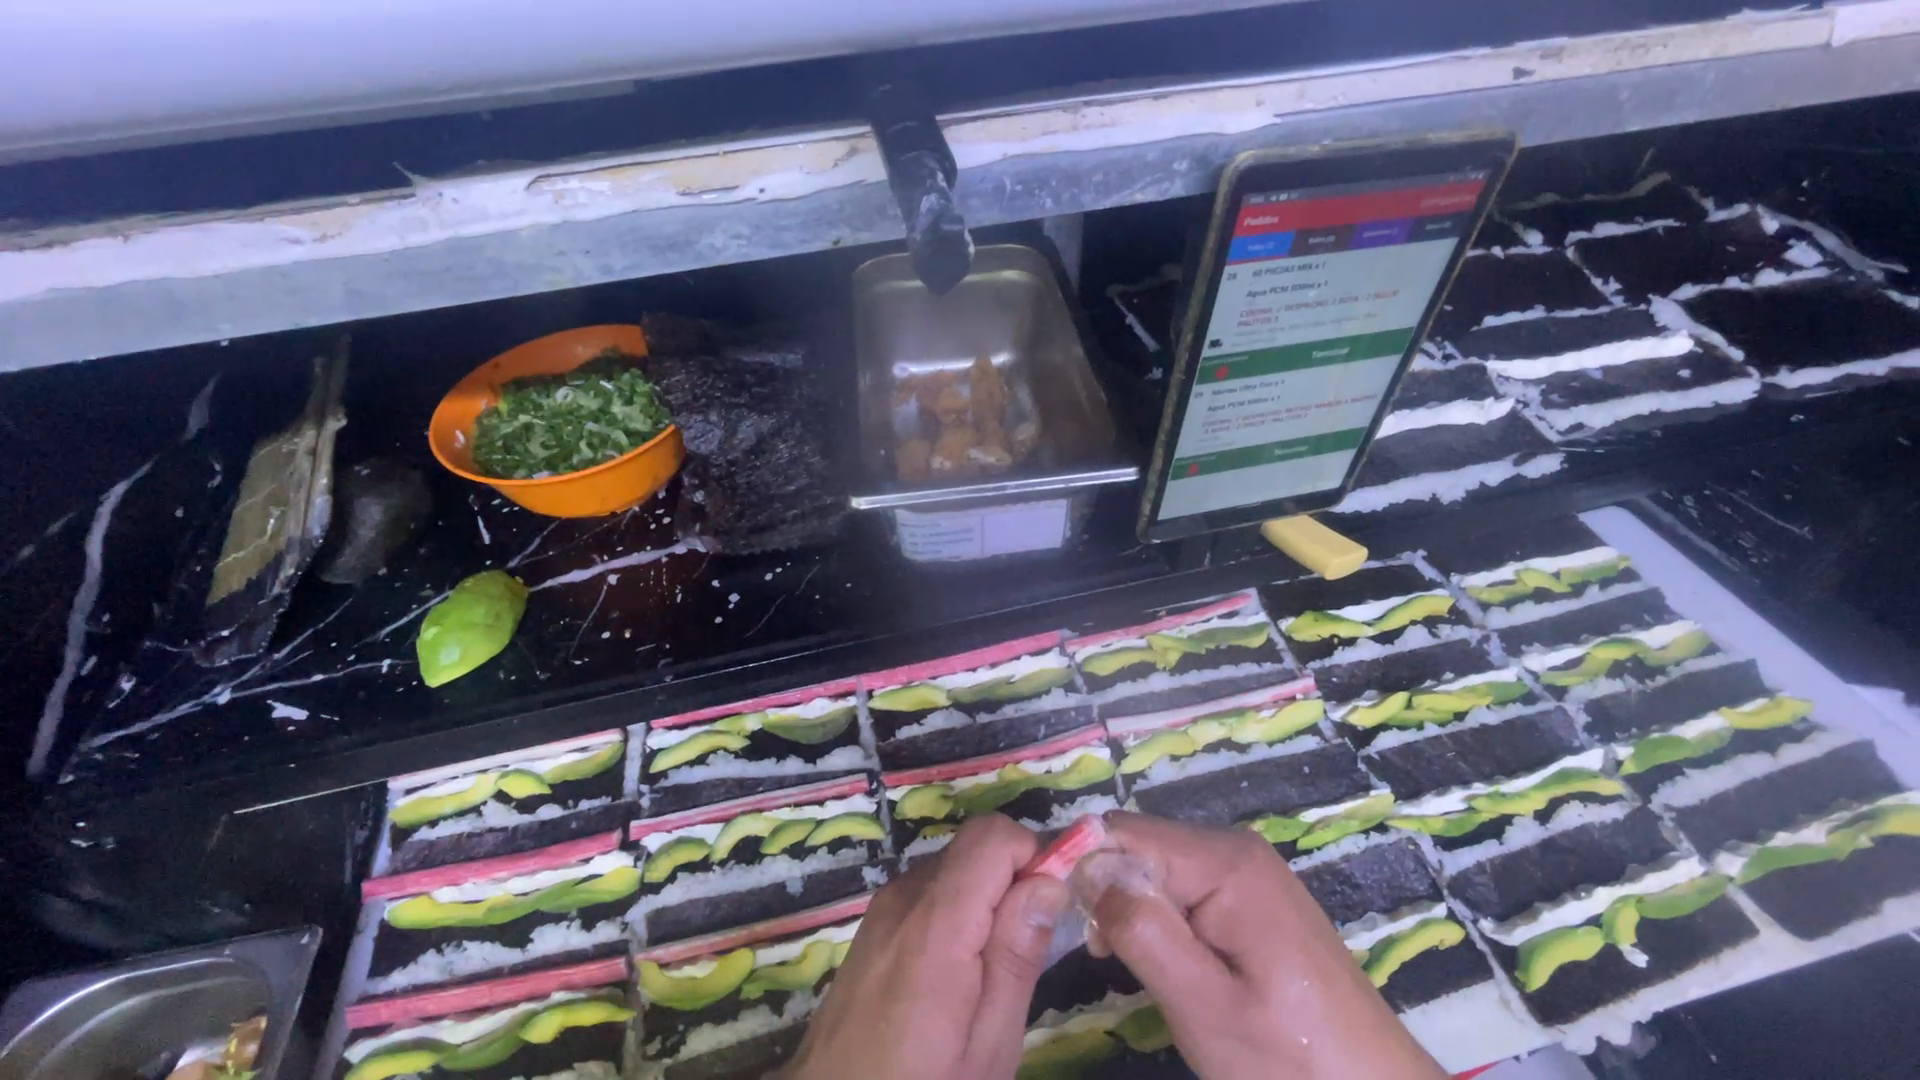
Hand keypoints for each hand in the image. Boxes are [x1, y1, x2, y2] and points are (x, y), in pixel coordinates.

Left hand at [786, 814, 1071, 1079]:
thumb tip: (1048, 881)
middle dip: (1012, 880)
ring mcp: (883, 907)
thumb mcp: (988, 1043)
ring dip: (985, 898)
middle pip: (974, 848)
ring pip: (955, 868)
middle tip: (1024, 951)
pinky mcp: (873, 923)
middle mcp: (904, 897)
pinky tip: (954, 973)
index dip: (1031, 857)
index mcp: (935, 923)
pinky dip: (956, 912)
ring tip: (987, 972)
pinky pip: (930, 892)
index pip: (992, 836)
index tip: (1049, 909)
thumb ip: (1016, 954)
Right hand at [1076, 812, 1444, 1079]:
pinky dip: (1158, 915)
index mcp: (1225, 861)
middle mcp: (1234, 847)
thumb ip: (1143, 930)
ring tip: (1128, 963)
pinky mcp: (1249, 896)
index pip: (1123, 832)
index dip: (1081, 866)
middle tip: (1103, 956)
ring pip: (1156, 865)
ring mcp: (1245, 870)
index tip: (1060, 919)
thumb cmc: (1291, 1062)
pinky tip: (1164, 959)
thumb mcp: (1205, 1005)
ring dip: (1130, 906)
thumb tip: (1085, 869)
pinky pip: (1182, 885)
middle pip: (1139, 843)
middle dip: (1106, 888)